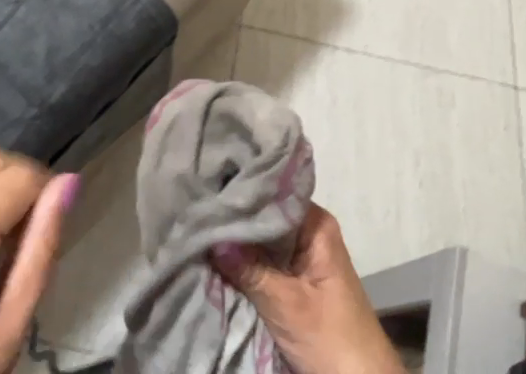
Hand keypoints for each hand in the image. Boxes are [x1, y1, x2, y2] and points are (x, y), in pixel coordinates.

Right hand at [211, 204, 404, 373]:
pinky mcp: (292, 283)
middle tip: (195, 212)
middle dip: (233, 220)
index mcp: (316, 225)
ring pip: (260, 243)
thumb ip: (249, 268)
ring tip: (195, 229)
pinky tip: (212, 257)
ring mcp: (300, 259)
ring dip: (234, 245)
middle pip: (264, 218)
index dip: (241, 193)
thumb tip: (209, 235)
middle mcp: (308, 234)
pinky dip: (241, 265)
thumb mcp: (286, 304)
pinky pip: (262, 264)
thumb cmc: (331, 337)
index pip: (273, 194)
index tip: (207, 188)